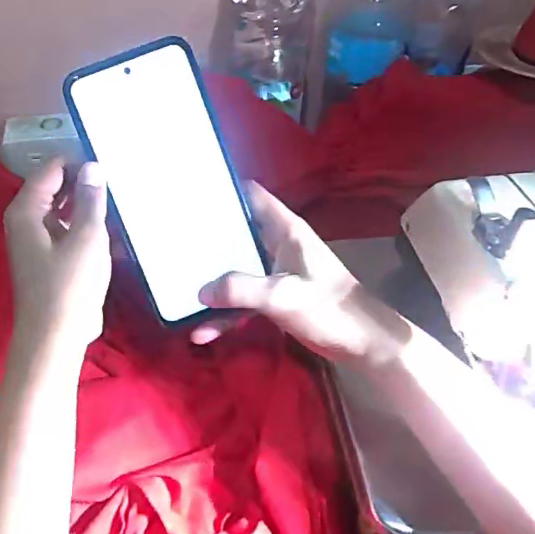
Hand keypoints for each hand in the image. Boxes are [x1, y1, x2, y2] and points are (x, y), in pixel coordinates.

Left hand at [4, 160, 110, 348]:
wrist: (55, 338)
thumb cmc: (69, 287)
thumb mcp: (88, 238)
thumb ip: (90, 199)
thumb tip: (92, 167)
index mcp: (26, 211)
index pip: (51, 169)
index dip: (78, 162)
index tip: (108, 160)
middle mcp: (24, 222)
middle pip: (53, 188)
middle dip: (82, 182)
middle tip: (117, 178)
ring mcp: (35, 241)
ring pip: (61, 210)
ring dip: (85, 205)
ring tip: (116, 199)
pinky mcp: (48, 259)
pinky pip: (65, 230)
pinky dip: (83, 225)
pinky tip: (107, 227)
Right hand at [191, 182, 407, 364]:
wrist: (362, 344)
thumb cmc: (330, 308)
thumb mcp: (283, 296)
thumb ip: (241, 289)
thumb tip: (202, 290)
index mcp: (285, 231)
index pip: (253, 195)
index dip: (224, 189)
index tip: (192, 192)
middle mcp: (277, 246)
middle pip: (237, 233)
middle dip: (207, 237)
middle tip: (172, 238)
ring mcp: (275, 274)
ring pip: (236, 271)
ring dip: (212, 283)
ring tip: (178, 290)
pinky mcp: (274, 300)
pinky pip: (242, 302)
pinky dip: (225, 315)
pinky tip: (202, 332)